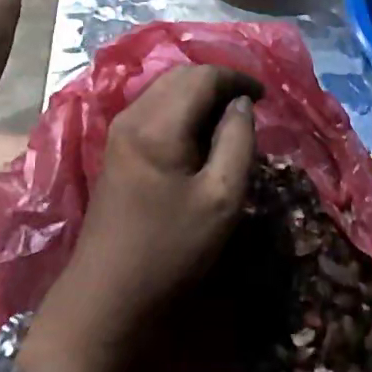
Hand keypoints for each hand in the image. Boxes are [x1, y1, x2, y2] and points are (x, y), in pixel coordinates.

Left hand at [16, 66, 262, 371]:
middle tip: (248, 105)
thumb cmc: (170, 250)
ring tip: (228, 118)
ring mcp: (119, 130)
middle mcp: (133, 116)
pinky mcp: (115, 146)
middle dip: (218, 81)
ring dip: (199, 92)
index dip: (237, 78)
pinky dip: (181, 107)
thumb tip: (241, 103)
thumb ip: (237, 141)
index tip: (265, 95)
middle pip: (181, 76)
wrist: (106, 295)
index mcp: (158, 125)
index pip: (203, 76)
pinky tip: (198, 133)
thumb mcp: (221, 199)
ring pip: (165, 88)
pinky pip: (154, 107)